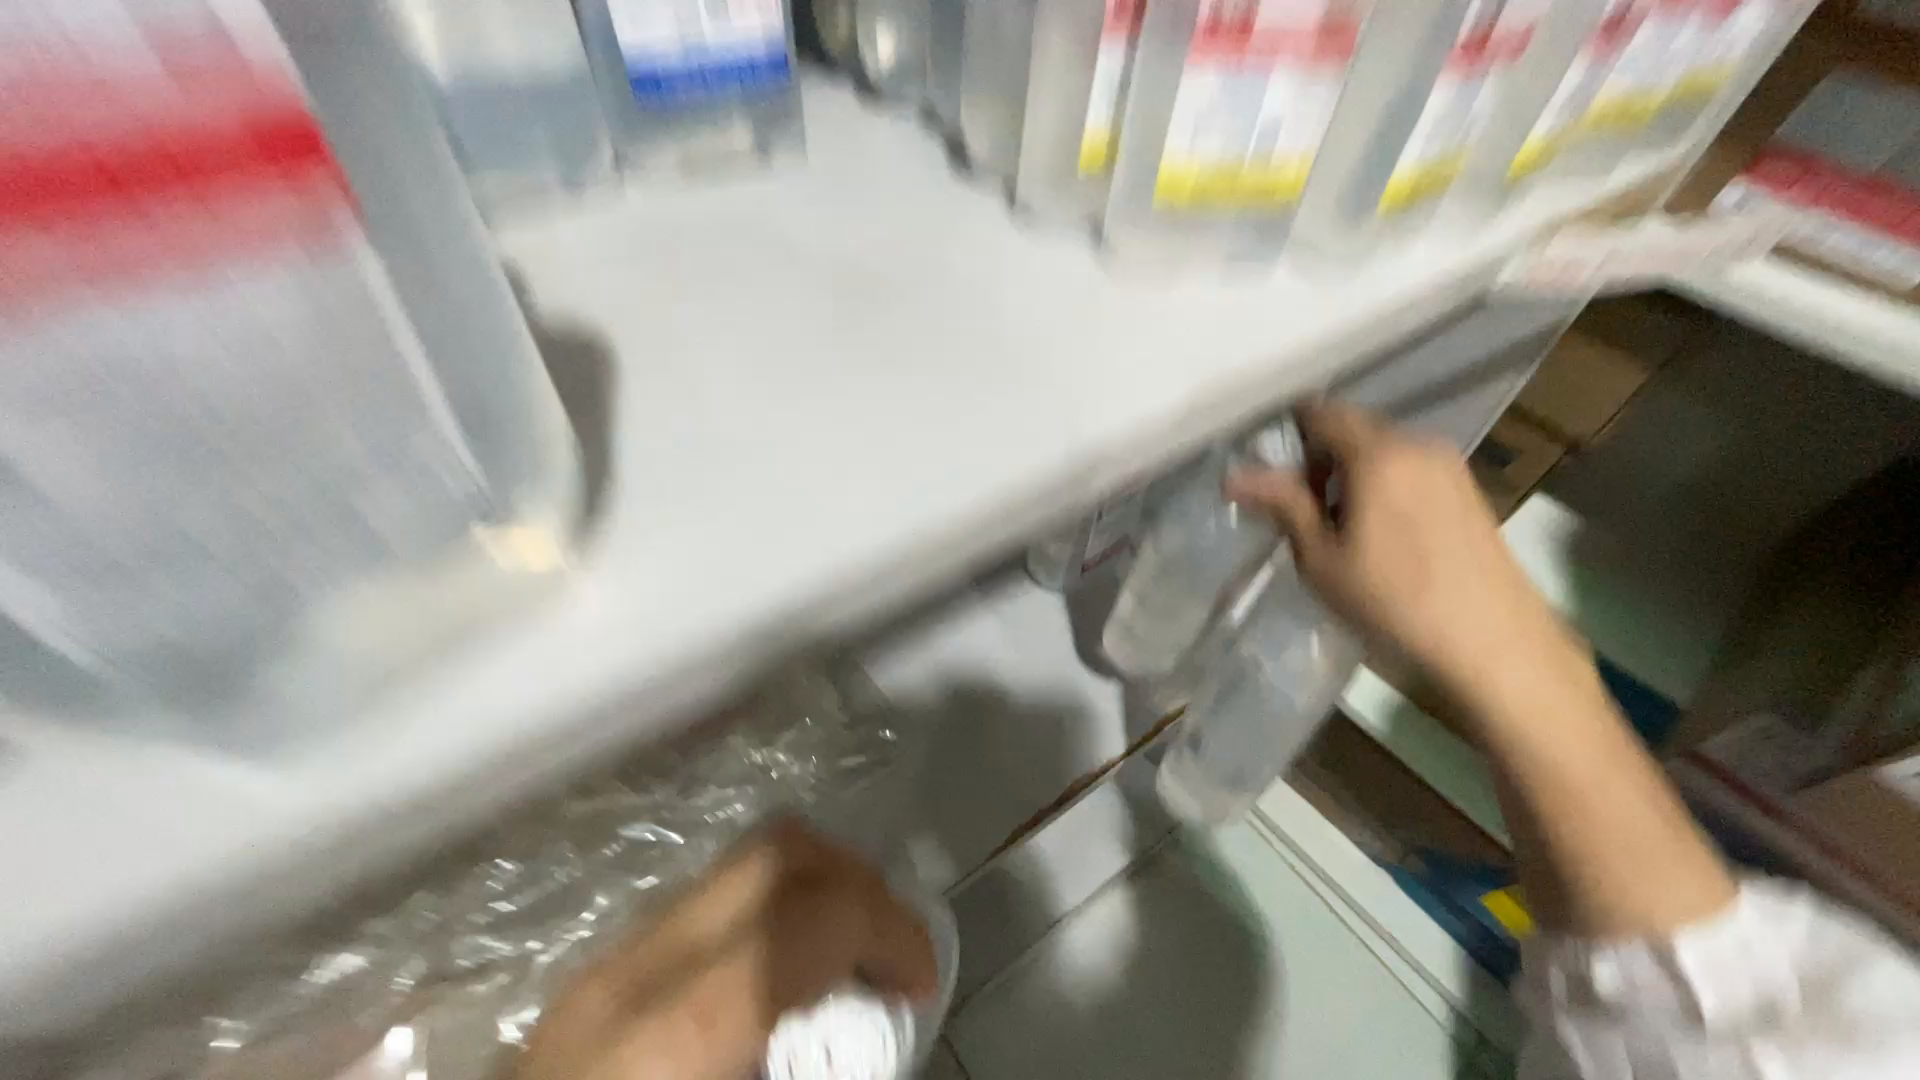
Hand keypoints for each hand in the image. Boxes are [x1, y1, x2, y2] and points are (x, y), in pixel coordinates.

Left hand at [514, 820, 938, 1079]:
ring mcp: (611, 962)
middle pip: (774, 853)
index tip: (922, 985)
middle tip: (890, 951)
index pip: (809, 917)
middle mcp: (637, 968)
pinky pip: (708, 903)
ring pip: (737, 862)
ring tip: (844, 958)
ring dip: (814, 888)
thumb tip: (882, 1024)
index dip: (893, 932)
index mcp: (674, 1030)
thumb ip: (817, 1062)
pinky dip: (769, 913)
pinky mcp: (600, 974)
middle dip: (858, 881)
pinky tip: (781, 979)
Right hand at [1225, 403, 1589, 716]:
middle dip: (1320, 460)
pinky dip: (1383, 487)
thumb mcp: (1322, 558)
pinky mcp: (1467, 490)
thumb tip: (1232, 475)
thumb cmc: (1393, 600)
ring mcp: (1449, 466)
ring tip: (1341, 531)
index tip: (1272, 476)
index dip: (1290, 436)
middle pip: (1354, 430)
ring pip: (1383, 452)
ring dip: (1352, 476)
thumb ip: (1283, 505)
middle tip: (1303, 512)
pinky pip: (1409, 470)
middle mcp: (1418, 445)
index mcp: (1379, 454)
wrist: (1492, 643)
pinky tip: (1381, 538)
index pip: (1323, 413)